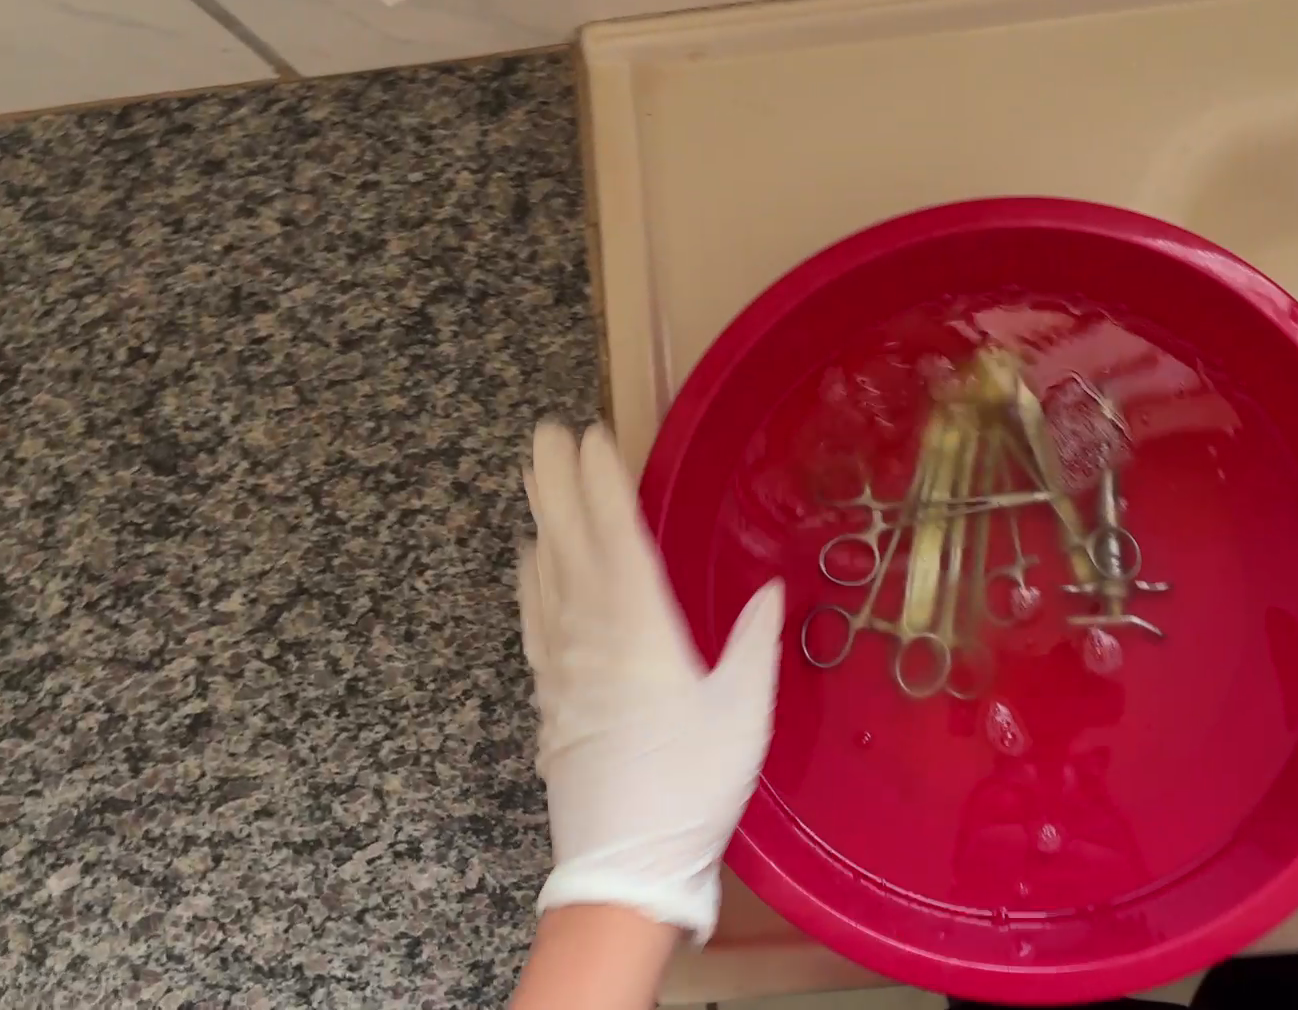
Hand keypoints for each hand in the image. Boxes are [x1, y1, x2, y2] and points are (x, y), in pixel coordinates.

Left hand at [517, 422, 784, 942]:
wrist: (626, 864)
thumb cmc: (693, 783)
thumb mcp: (744, 711)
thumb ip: (754, 642)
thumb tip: (771, 585)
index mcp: (642, 631)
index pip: (616, 538)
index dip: (603, 484)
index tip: (592, 438)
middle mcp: (592, 636)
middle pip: (569, 544)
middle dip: (557, 483)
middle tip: (543, 434)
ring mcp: (563, 664)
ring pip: (546, 575)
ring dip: (540, 519)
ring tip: (531, 477)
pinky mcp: (550, 693)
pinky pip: (535, 619)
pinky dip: (529, 579)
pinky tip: (527, 560)